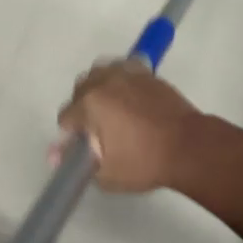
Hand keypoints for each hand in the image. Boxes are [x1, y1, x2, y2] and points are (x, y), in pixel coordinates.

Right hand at [55, 59, 202, 192]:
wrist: (186, 145)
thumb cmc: (143, 161)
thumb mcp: (105, 174)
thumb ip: (78, 162)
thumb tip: (57, 156)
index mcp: (90, 103)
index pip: (66, 116)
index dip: (69, 135)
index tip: (80, 148)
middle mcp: (105, 81)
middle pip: (81, 87)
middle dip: (82, 106)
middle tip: (94, 129)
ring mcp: (128, 73)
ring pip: (101, 71)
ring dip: (99, 87)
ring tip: (109, 108)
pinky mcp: (146, 73)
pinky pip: (123, 68)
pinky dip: (119, 79)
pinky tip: (128, 96)